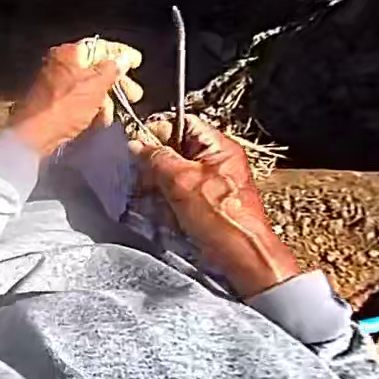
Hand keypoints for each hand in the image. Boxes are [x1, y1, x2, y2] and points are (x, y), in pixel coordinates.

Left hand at [11, 38, 143, 154]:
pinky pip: (77, 99)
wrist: (35, 134)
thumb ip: (112, 70)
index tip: (137, 62)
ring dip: (104, 100)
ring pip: (87, 86)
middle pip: (95, 67)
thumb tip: (124, 58)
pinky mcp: (51, 100)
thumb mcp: (95, 86)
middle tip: (134, 95)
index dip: (121, 54)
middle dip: (117, 83)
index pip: (101, 46)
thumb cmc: (67, 107)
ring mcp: (54, 82)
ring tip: (110, 116)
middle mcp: (60, 63)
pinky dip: (89, 108)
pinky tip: (98, 121)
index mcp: (69, 53)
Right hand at [131, 116, 299, 295]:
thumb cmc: (221, 217)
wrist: (241, 255)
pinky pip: (179, 193)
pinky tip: (161, 211)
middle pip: (176, 149)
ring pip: (174, 173)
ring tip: (149, 196)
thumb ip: (156, 158)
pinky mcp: (205, 203)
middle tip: (141, 175)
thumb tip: (137, 145)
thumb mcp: (181, 180)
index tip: (138, 145)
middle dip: (155, 162)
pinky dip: (167, 200)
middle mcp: (216, 161)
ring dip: (158, 184)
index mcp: (218, 147)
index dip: (158, 131)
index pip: (183, 124)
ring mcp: (211, 182)